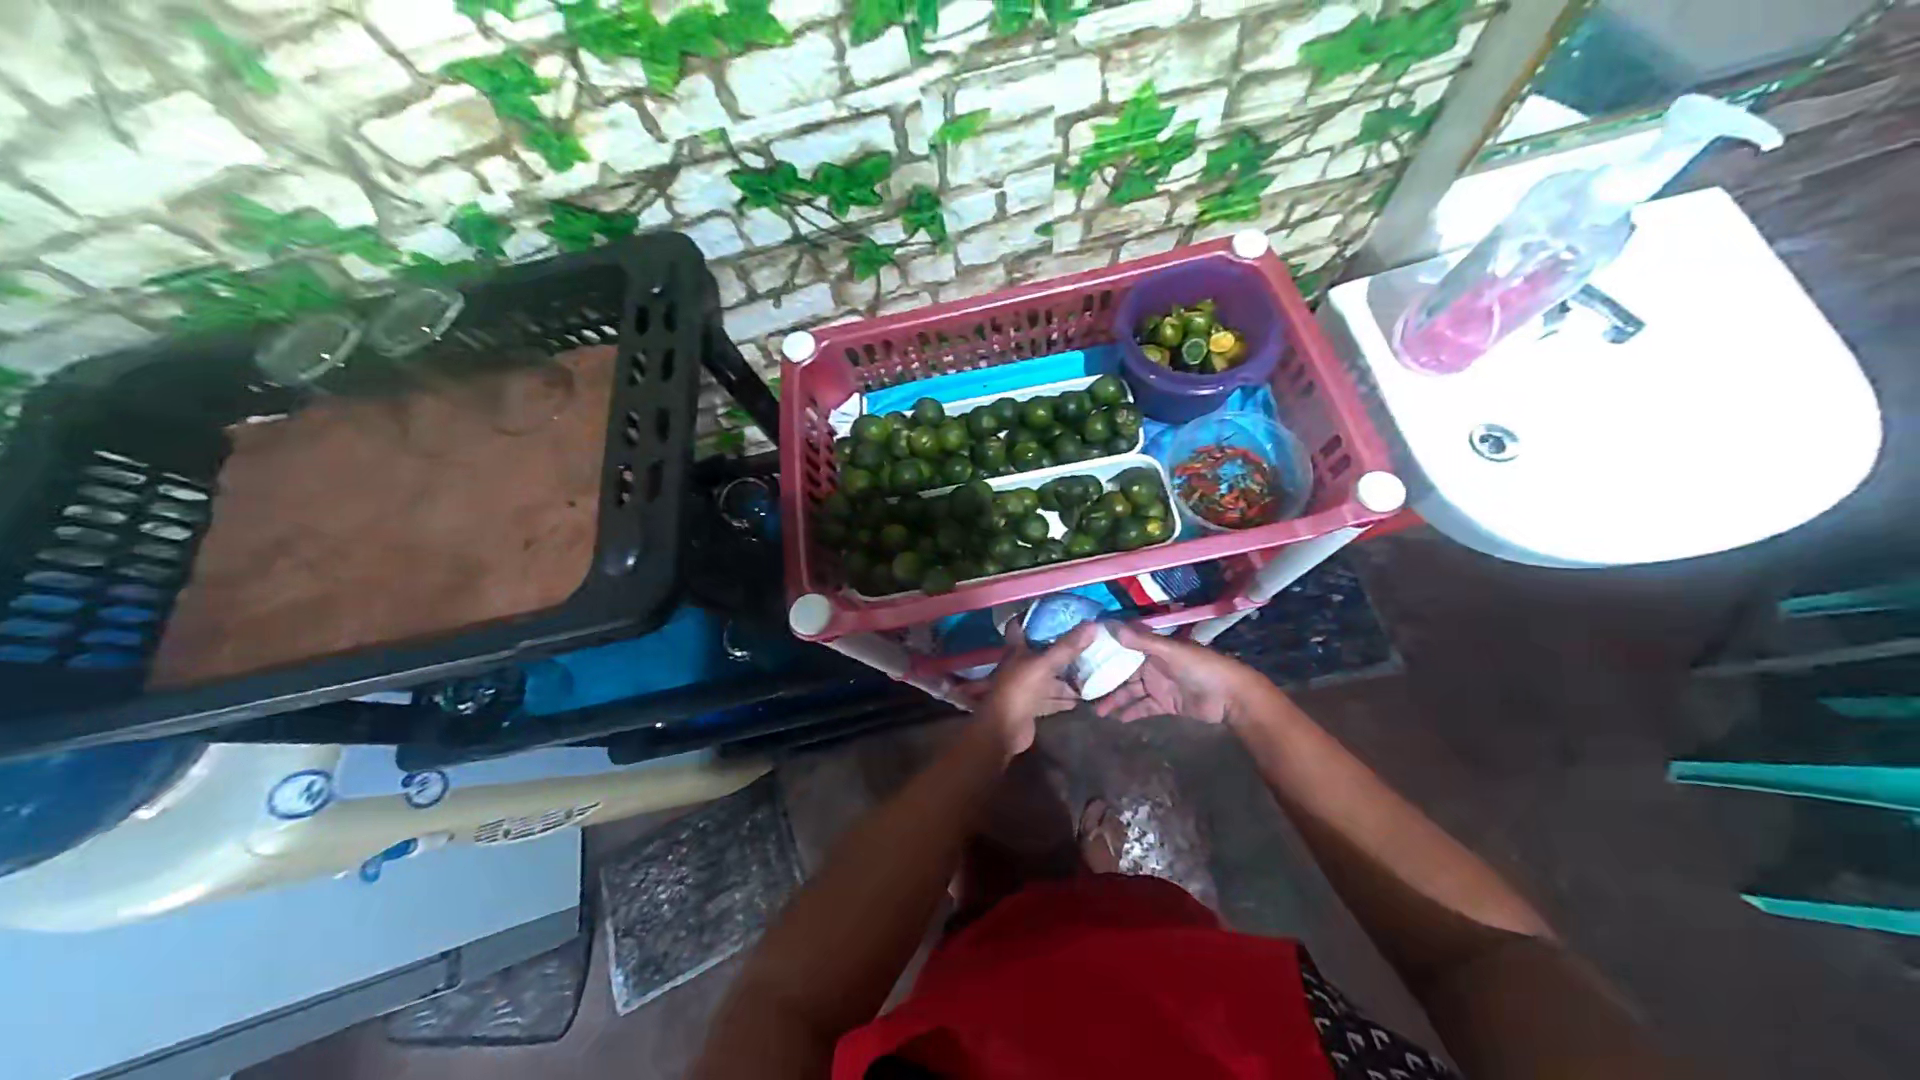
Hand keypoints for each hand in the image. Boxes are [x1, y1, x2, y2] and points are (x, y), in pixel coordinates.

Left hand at [968, 621, 1097, 755]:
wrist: (1004, 729)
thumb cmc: (1020, 690)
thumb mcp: (1044, 665)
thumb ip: (1067, 647)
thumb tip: (1092, 625)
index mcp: (1017, 651)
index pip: (1019, 627)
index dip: (1030, 617)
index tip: (1052, 612)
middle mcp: (1020, 666)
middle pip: (1040, 654)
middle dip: (1060, 650)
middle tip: (1085, 644)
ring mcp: (1025, 687)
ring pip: (1048, 678)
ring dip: (1066, 677)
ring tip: (1091, 671)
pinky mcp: (1032, 706)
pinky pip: (1052, 698)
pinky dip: (1065, 698)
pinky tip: (1083, 698)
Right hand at [1093, 623, 1264, 725]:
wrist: (1231, 696)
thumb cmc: (1202, 667)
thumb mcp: (1171, 651)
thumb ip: (1142, 641)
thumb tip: (1110, 625)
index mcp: (1152, 649)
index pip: (1122, 648)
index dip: (1103, 653)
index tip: (1080, 658)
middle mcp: (1152, 665)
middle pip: (1122, 673)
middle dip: (1104, 681)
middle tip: (1082, 691)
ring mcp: (1158, 685)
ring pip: (1130, 692)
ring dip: (1114, 700)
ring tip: (1096, 711)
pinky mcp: (1165, 704)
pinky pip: (1142, 708)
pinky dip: (1130, 713)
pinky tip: (1116, 720)